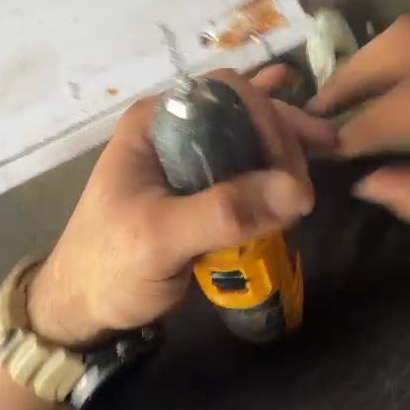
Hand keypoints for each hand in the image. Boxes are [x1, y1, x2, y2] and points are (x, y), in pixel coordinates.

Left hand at [27, 67, 330, 347]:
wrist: (80, 314)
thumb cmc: (108, 268)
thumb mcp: (160, 239)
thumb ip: (224, 212)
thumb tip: (298, 190)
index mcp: (154, 123)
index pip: (223, 94)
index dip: (265, 117)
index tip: (290, 166)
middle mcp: (173, 129)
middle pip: (242, 109)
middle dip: (285, 125)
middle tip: (327, 149)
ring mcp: (187, 157)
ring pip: (248, 132)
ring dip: (286, 139)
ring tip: (328, 145)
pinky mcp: (200, 187)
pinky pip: (245, 162)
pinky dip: (275, 156)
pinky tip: (301, 139)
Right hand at [309, 18, 409, 226]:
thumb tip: (365, 182)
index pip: (402, 112)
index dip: (358, 128)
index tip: (328, 145)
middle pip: (396, 54)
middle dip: (350, 79)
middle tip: (318, 107)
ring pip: (403, 33)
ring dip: (364, 59)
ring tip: (340, 89)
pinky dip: (389, 48)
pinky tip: (374, 73)